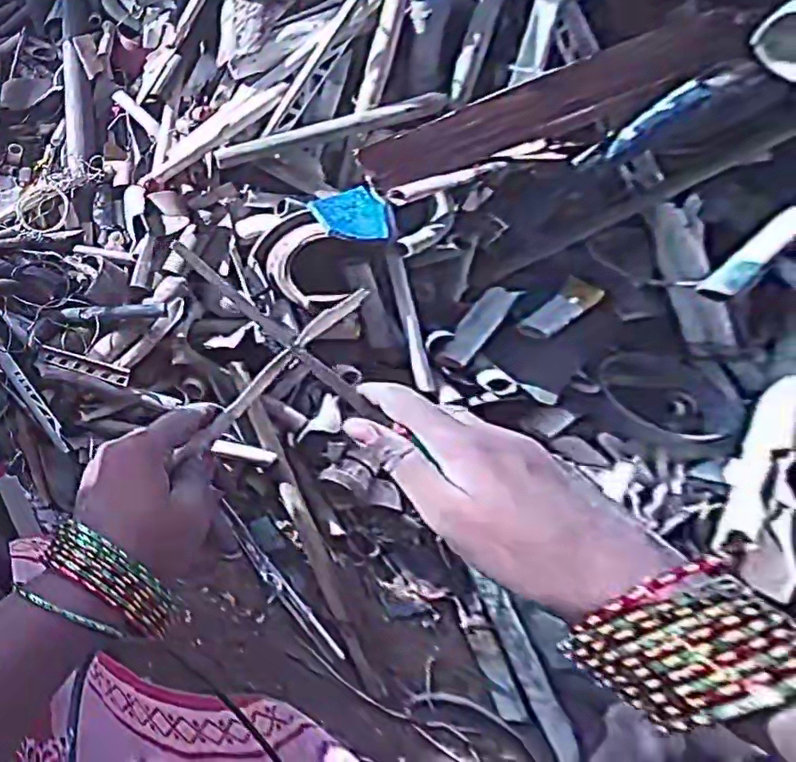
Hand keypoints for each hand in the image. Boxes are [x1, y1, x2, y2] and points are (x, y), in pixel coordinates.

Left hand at [74, 405, 221, 577]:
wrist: (100, 572)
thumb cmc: (146, 543)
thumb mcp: (192, 511)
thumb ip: (201, 478)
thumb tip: (201, 461)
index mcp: (139, 448)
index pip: (176, 422)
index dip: (200, 419)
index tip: (214, 415)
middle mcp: (114, 451)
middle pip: (161, 448)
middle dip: (190, 466)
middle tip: (216, 487)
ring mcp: (100, 469)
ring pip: (147, 470)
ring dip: (173, 487)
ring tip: (196, 520)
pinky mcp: (94, 489)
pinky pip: (130, 484)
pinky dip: (152, 496)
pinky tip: (168, 524)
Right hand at [344, 382, 683, 619]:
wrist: (627, 586)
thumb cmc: (533, 556)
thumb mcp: (443, 511)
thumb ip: (398, 462)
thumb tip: (362, 428)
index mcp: (462, 443)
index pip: (400, 398)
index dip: (369, 394)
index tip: (353, 398)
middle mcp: (496, 437)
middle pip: (432, 410)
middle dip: (399, 419)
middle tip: (380, 443)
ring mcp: (525, 451)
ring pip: (462, 427)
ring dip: (433, 437)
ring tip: (425, 471)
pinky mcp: (547, 467)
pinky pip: (490, 444)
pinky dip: (465, 452)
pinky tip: (470, 486)